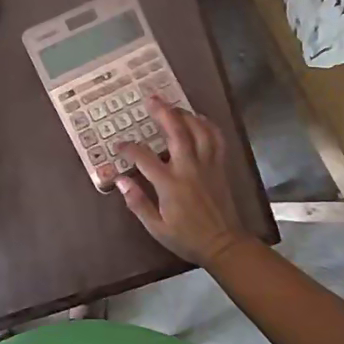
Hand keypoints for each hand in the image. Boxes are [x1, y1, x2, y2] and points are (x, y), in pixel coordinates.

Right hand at [115, 98, 253, 267]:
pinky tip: (199, 120)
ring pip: (199, 130)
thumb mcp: (156, 227)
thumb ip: (138, 202)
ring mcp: (207, 165)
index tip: (119, 146)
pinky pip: (216, 139)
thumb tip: (121, 181)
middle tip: (151, 99)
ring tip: (173, 107)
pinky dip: (208, 125)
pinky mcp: (219, 167)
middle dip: (162, 113)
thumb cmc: (186, 238)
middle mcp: (189, 169)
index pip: (144, 157)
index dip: (129, 148)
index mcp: (170, 184)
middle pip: (176, 132)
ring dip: (186, 114)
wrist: (223, 244)